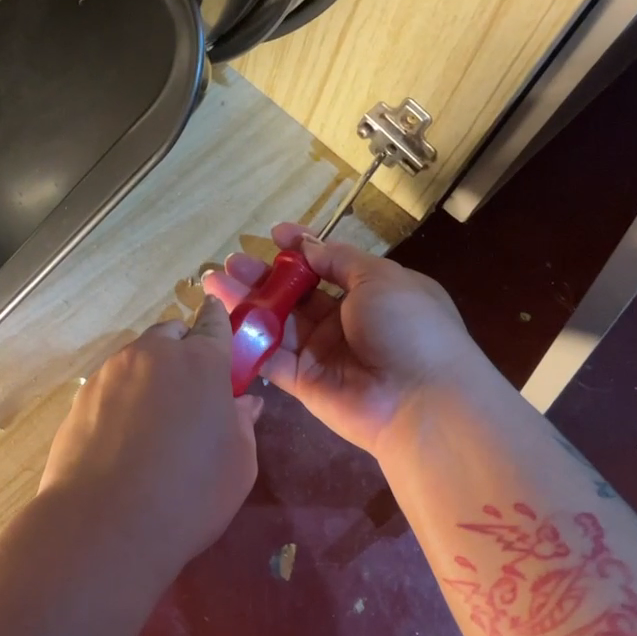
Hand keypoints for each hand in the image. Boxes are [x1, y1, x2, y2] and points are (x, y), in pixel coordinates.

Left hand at [38, 297, 263, 579]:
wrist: (105, 522)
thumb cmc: (189, 494)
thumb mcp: (238, 464)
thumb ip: (242, 424)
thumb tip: (243, 403)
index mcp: (200, 361)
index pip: (213, 323)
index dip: (218, 323)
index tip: (219, 325)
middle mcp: (152, 354)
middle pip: (170, 334)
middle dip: (182, 348)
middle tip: (190, 388)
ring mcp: (110, 372)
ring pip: (136, 357)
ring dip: (150, 374)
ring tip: (154, 419)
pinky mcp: (80, 397)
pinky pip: (110, 385)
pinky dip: (122, 398)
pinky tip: (124, 436)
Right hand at [202, 223, 488, 455]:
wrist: (422, 401)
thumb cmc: (409, 327)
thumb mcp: (380, 278)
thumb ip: (339, 260)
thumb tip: (308, 246)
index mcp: (371, 292)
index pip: (328, 265)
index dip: (301, 248)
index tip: (274, 235)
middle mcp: (345, 321)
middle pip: (295, 293)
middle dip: (263, 275)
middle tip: (232, 262)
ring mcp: (322, 353)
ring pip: (277, 322)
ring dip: (247, 302)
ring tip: (214, 282)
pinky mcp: (303, 382)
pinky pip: (270, 357)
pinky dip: (247, 340)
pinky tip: (222, 320)